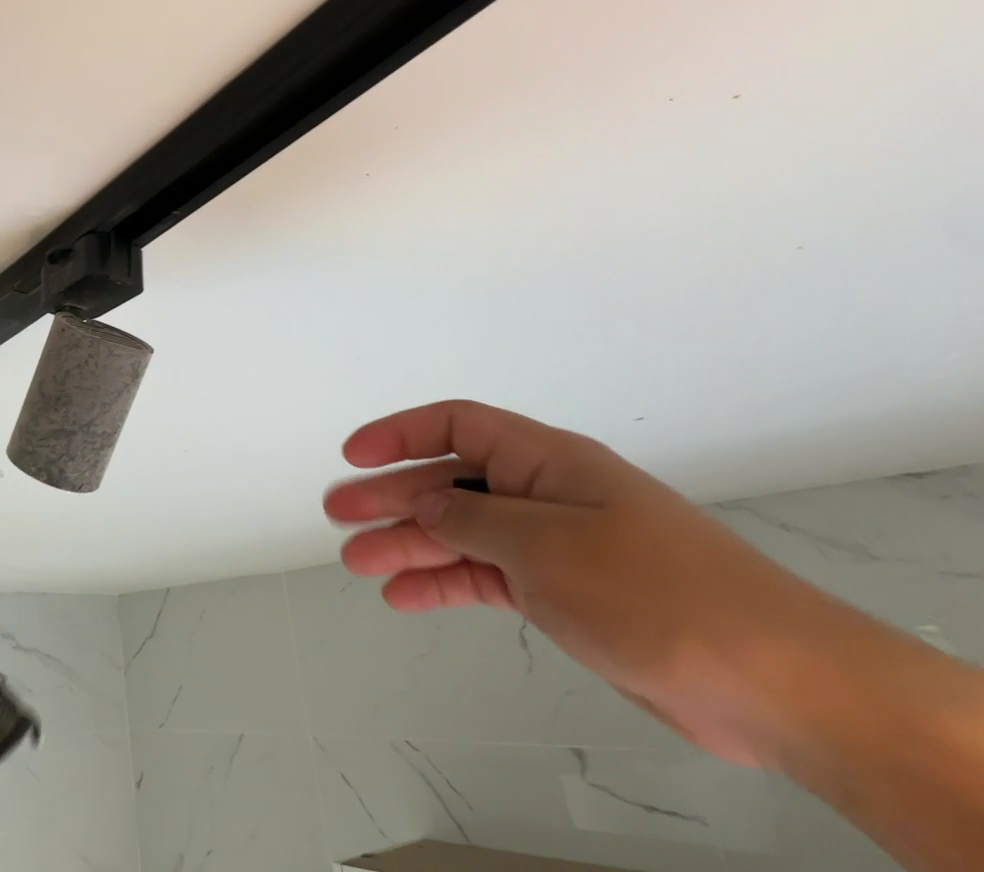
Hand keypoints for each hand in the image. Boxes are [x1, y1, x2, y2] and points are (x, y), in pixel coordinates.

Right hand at [324, 399, 846, 767]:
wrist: (768, 679)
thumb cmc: (654, 591)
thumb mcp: (545, 543)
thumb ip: (471, 517)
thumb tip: (424, 501)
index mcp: (547, 463)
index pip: (458, 426)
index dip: (400, 434)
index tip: (352, 456)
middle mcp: (545, 496)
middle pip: (450, 482)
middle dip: (390, 495)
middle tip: (338, 513)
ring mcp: (554, 547)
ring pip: (462, 533)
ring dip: (408, 544)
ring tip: (358, 561)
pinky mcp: (562, 594)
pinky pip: (486, 576)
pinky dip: (444, 583)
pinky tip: (405, 595)